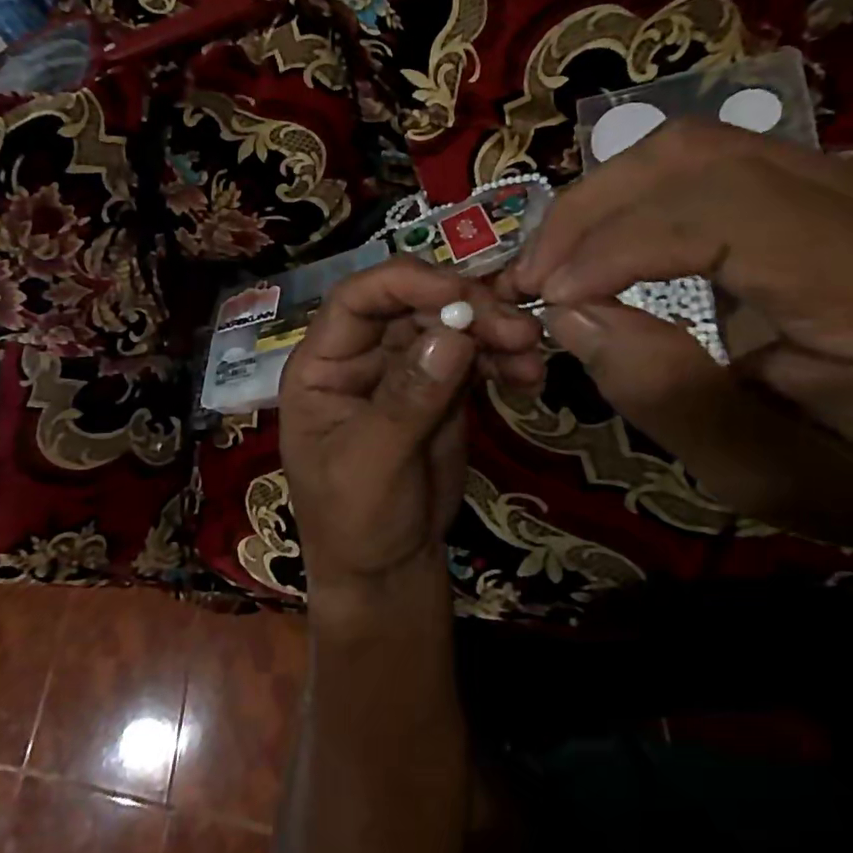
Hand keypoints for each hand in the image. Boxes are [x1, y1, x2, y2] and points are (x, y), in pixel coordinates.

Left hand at [280, 257, 541, 614]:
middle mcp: (360, 359)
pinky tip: (529, 375)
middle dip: (464, 307)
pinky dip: (502, 358)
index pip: (355, 300)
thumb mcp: (371, 465)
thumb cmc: (355, 521)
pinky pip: (472, 358)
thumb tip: (452, 334)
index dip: (405, 283)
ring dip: (493, 330)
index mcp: (321, 367)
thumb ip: (407, 401)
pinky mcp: (440, 393)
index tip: (463, 293)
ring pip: (448, 327)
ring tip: (531, 353)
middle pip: (411, 305)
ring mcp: (402, 372)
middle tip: (517, 329)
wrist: (388, 568)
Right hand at [503, 119, 852, 553]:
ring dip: (607, 200)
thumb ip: (668, 397)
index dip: (615, 246)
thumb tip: (569, 314)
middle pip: (707, 159)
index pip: (729, 216)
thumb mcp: (761, 479)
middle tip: (528, 279)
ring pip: (706, 147)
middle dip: (590, 213)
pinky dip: (643, 202)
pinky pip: (726, 164)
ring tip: (556, 263)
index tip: (543, 300)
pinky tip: (611, 251)